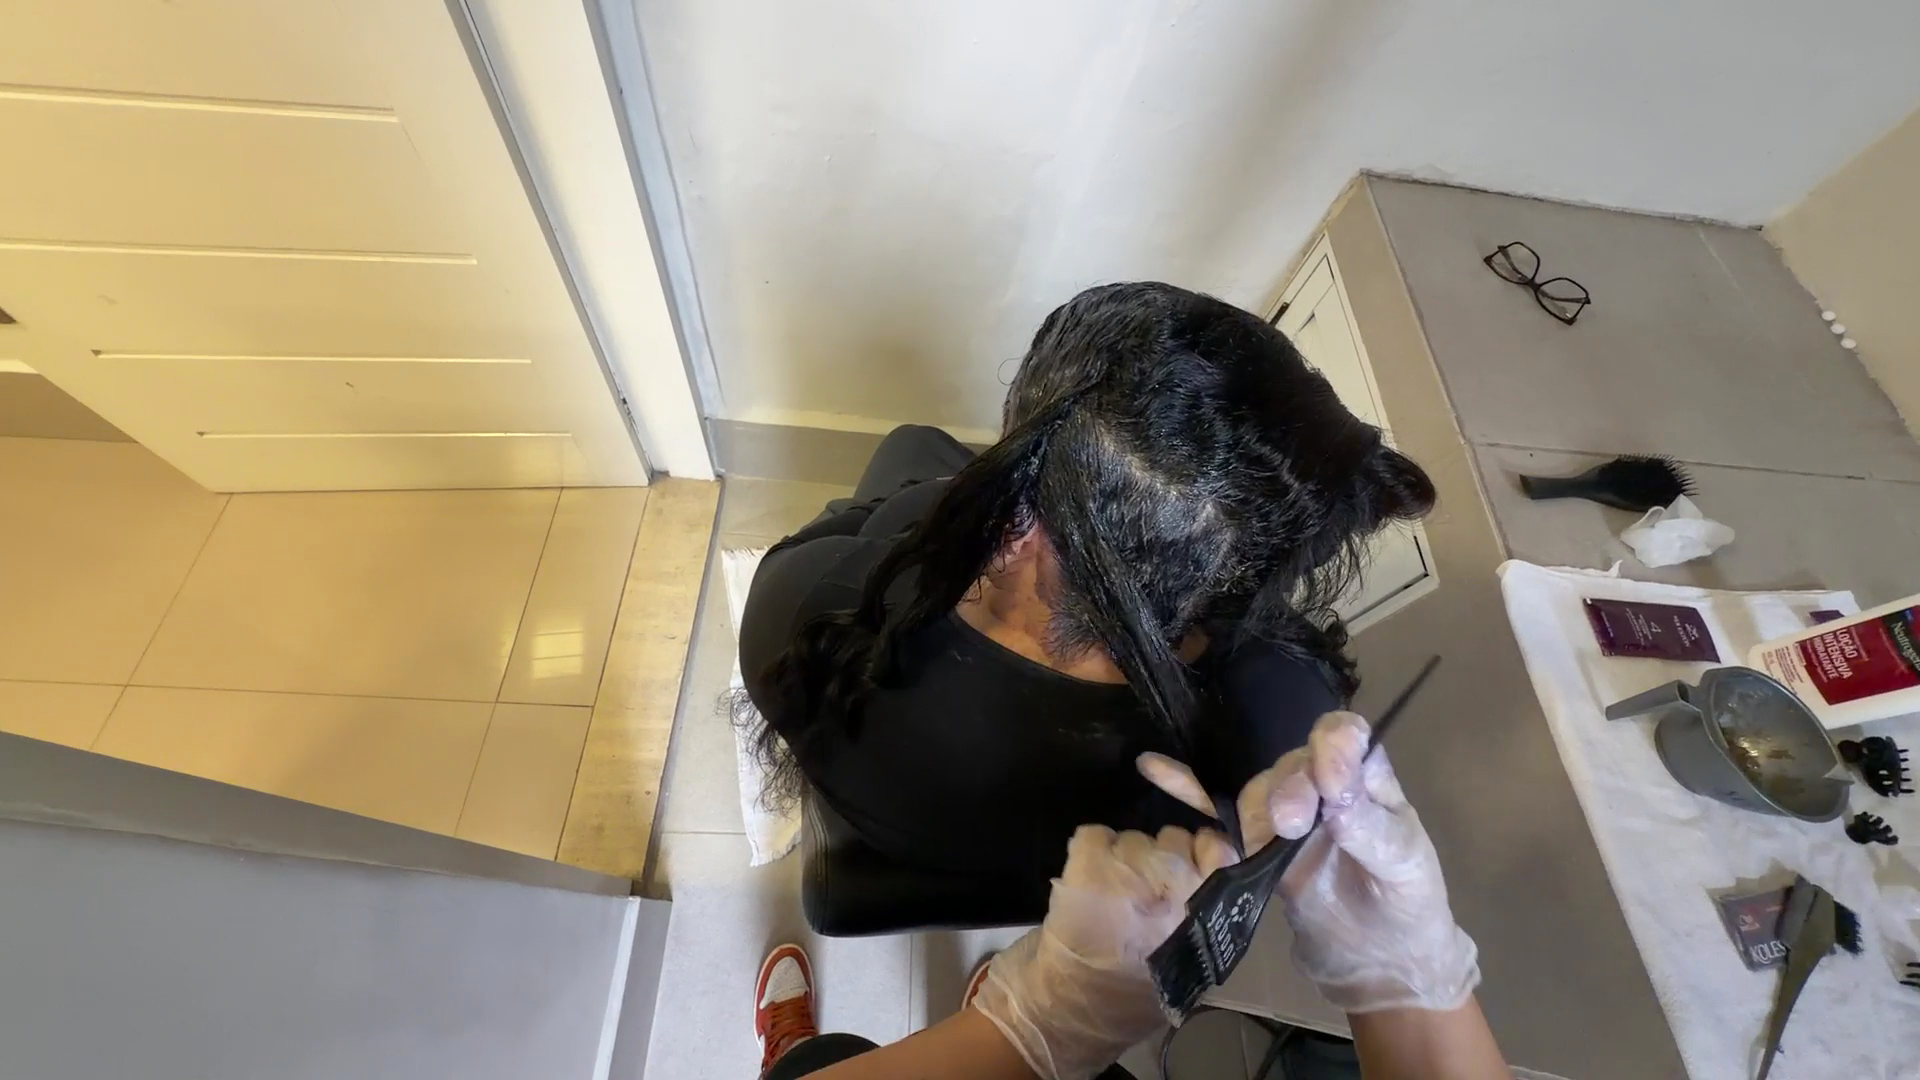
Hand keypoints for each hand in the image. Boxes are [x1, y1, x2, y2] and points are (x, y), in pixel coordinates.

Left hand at [972, 824, 1236, 1079]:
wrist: (1071, 1008)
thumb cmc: (1133, 994)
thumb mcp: (1188, 964)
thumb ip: (1202, 919)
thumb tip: (1207, 877)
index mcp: (1202, 913)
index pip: (1220, 850)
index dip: (1206, 848)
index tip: (1193, 860)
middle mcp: (1173, 884)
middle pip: (1174, 838)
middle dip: (1162, 856)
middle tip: (1145, 884)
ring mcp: (1130, 867)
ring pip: (1135, 837)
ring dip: (1126, 857)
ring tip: (1114, 889)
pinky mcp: (1089, 860)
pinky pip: (1096, 834)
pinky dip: (1090, 850)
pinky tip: (1088, 878)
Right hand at [1240, 711, 1480, 1012]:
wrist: (1377, 967)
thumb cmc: (1407, 908)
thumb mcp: (1404, 868)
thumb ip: (1371, 828)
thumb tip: (1332, 791)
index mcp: (1368, 782)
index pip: (1346, 736)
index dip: (1333, 742)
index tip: (1327, 775)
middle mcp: (1323, 788)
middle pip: (1295, 764)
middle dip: (1290, 786)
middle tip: (1291, 823)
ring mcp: (1289, 816)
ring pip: (1262, 790)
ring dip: (1261, 809)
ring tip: (1270, 841)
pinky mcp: (1260, 845)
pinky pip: (1233, 820)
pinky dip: (1214, 813)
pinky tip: (1196, 809)